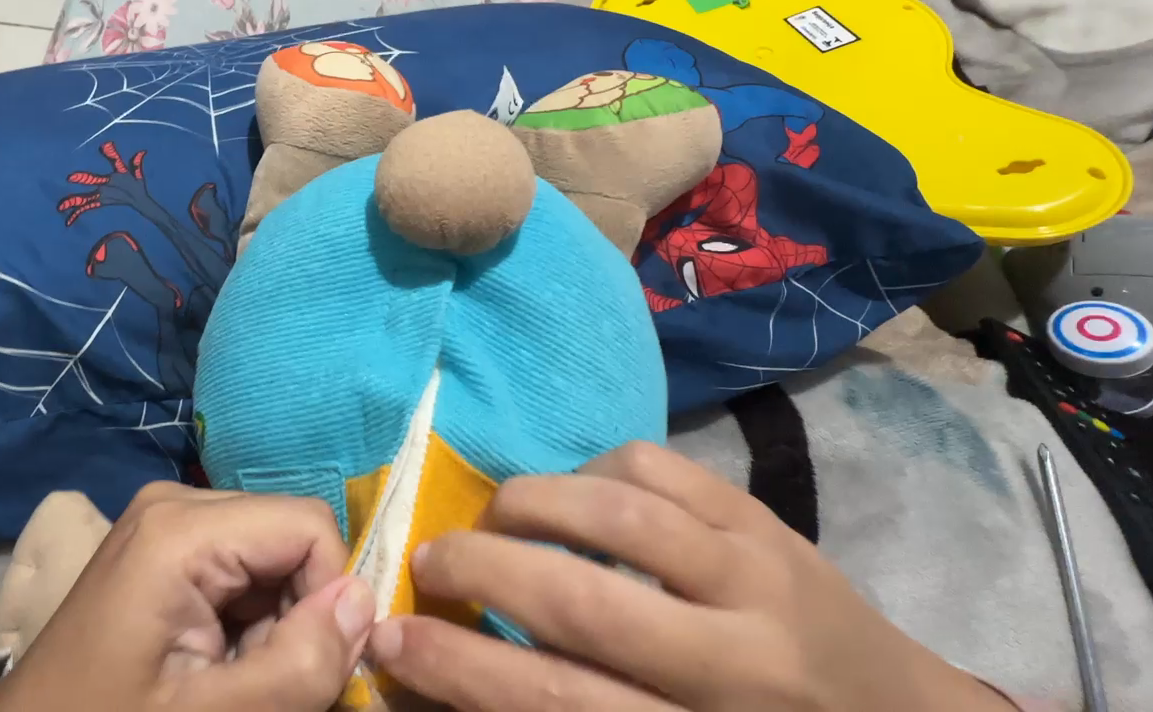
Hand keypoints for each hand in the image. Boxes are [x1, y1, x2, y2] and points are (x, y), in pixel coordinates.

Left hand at [0, 482, 374, 711]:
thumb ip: (297, 665)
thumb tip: (366, 601)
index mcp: (181, 528)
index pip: (308, 524)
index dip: (330, 594)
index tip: (314, 665)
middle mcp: (176, 502)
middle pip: (287, 535)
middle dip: (298, 611)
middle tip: (261, 684)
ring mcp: (164, 521)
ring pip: (269, 554)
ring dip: (274, 622)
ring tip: (231, 680)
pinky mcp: (161, 545)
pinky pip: (238, 565)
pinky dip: (248, 618)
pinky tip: (214, 664)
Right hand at [368, 441, 1013, 711]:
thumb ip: (578, 709)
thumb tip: (464, 675)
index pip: (557, 702)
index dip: (460, 670)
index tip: (391, 642)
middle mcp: (735, 663)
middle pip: (579, 602)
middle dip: (480, 571)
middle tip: (428, 561)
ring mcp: (755, 574)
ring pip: (615, 515)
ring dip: (528, 506)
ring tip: (495, 517)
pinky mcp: (762, 516)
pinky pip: (654, 466)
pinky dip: (594, 471)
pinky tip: (580, 493)